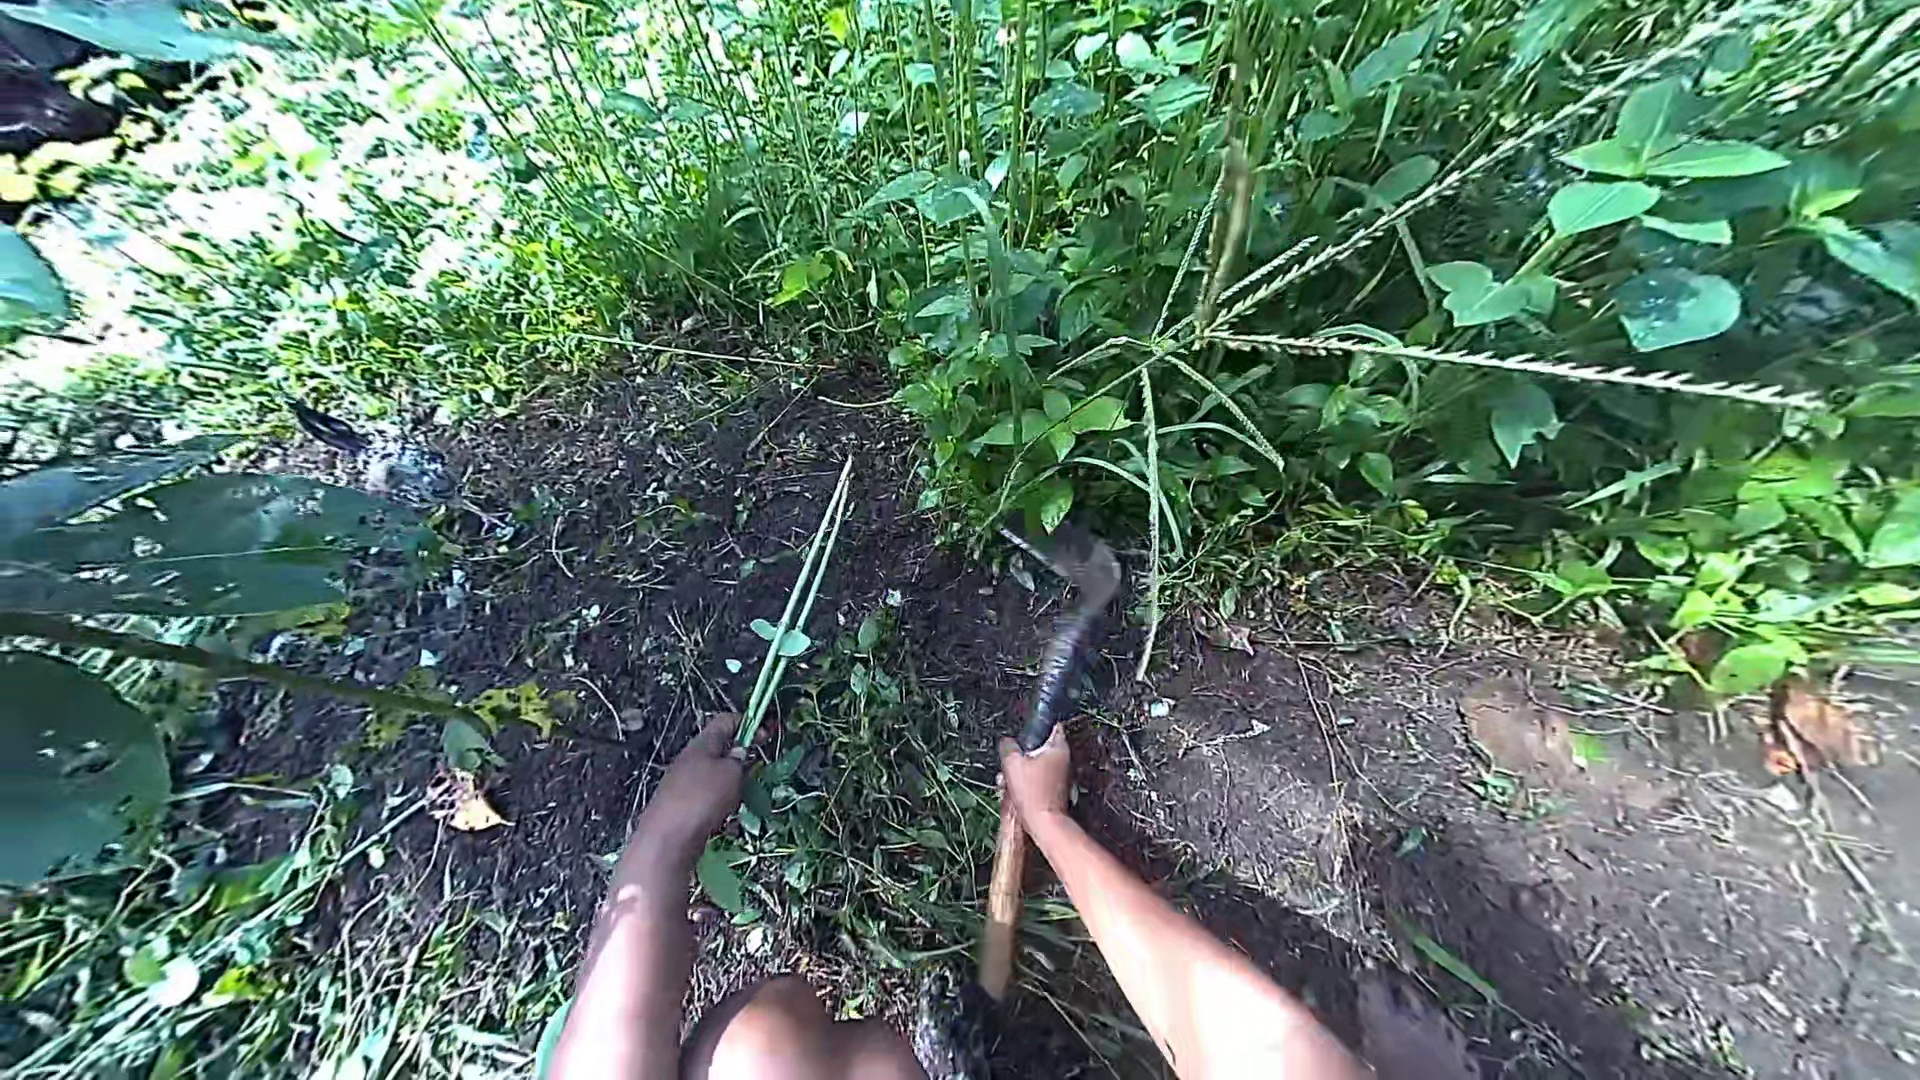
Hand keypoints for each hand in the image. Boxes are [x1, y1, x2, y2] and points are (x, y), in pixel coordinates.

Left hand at [635, 713, 745, 854]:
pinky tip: (724, 817)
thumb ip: (740, 759)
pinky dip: (720, 803)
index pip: (726, 721)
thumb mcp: (731, 772)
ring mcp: (683, 784)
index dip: (748, 724)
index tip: (765, 737)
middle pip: (721, 749)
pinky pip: (707, 797)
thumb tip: (738, 754)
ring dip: (732, 784)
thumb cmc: (702, 798)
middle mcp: (690, 759)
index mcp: (702, 744)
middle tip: (754, 773)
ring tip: (739, 799)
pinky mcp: (681, 806)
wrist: (665, 842)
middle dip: (741, 759)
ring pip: (716, 775)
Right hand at [999, 724, 1070, 825]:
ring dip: (1022, 768)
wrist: (1044, 824)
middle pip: (1040, 746)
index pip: (1051, 725)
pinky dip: (1027, 780)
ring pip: (1037, 763)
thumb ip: (1008, 746)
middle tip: (1011, 759)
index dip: (1036, 725)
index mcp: (1058, 748)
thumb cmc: (1033, 793)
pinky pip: (1038, 778)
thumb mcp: (1012, 763)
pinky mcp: (1055, 789)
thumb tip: (1007, 741)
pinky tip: (1014, 789)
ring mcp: (1061, 775)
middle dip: (1022, 753)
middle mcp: (1064, 759)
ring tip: (1008, 778)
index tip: (1024, 731)